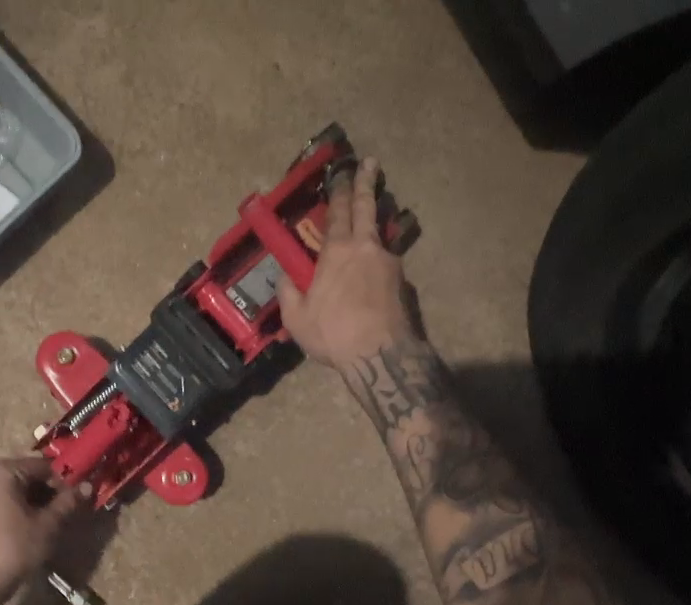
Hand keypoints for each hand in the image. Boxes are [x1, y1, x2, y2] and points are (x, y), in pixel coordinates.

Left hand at [0, 458, 84, 604]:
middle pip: (25, 475)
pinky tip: (26, 529)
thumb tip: (88, 486)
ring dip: (32, 501)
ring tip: (48, 522)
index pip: (43, 466)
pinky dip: (15, 509)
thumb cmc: (14, 549)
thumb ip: (67, 502)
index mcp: (2, 471)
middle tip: (65, 511)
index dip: (64, 481)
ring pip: (12, 489)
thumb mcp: (47, 525)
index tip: (78, 498)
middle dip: (47, 491)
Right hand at [278, 158, 418, 370]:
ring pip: (381, 235)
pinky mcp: (404, 283)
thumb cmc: (333, 334)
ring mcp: (390, 263)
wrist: (380, 356)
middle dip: (366, 183)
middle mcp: (366, 248)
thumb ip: (289, 292)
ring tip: (377, 212)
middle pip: (366, 207)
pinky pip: (388, 265)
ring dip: (378, 220)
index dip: (338, 189)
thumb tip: (286, 277)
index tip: (342, 171)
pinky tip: (377, 275)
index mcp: (336, 251)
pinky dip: (381, 263)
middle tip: (370, 163)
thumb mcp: (296, 317)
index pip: (337, 211)